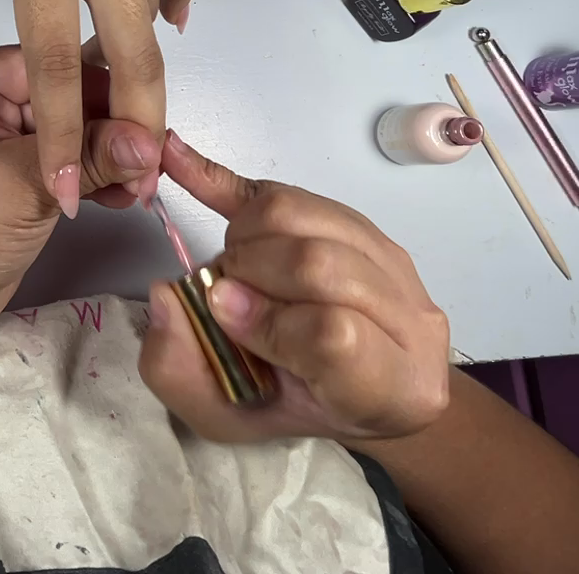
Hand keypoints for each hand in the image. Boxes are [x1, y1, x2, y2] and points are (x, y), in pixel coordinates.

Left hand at [0, 45, 161, 338]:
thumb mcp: (23, 186)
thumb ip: (87, 156)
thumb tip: (149, 140)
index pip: (37, 66)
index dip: (92, 84)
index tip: (142, 107)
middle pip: (57, 99)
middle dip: (107, 127)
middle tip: (153, 153)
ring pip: (66, 132)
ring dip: (106, 156)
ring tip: (143, 181)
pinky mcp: (15, 174)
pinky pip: (62, 161)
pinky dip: (92, 176)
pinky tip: (125, 193)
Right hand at [140, 132, 450, 442]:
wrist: (346, 382)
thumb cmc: (288, 404)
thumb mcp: (230, 420)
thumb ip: (184, 375)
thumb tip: (167, 297)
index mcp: (393, 387)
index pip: (335, 334)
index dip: (268, 322)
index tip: (224, 315)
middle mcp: (410, 319)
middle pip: (318, 263)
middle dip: (249, 271)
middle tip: (223, 294)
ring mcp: (389, 260)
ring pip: (302, 214)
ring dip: (245, 234)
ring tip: (233, 264)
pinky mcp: (350, 219)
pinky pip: (283, 189)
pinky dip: (221, 177)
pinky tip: (176, 158)